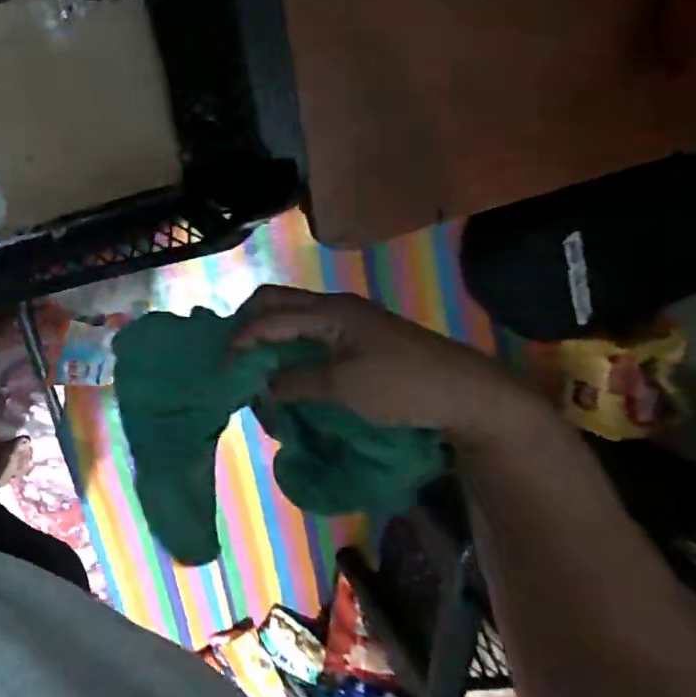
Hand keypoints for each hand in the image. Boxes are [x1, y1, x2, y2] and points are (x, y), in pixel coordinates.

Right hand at [231, 285, 552, 448]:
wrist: (473, 395)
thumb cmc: (404, 387)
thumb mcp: (343, 388)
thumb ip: (295, 382)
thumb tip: (263, 385)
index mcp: (329, 312)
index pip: (268, 317)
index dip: (239, 340)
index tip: (222, 367)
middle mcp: (335, 306)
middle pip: (274, 301)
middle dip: (246, 323)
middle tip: (233, 354)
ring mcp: (349, 318)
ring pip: (290, 312)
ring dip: (266, 330)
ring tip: (253, 359)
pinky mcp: (359, 334)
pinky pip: (307, 327)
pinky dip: (286, 340)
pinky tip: (285, 363)